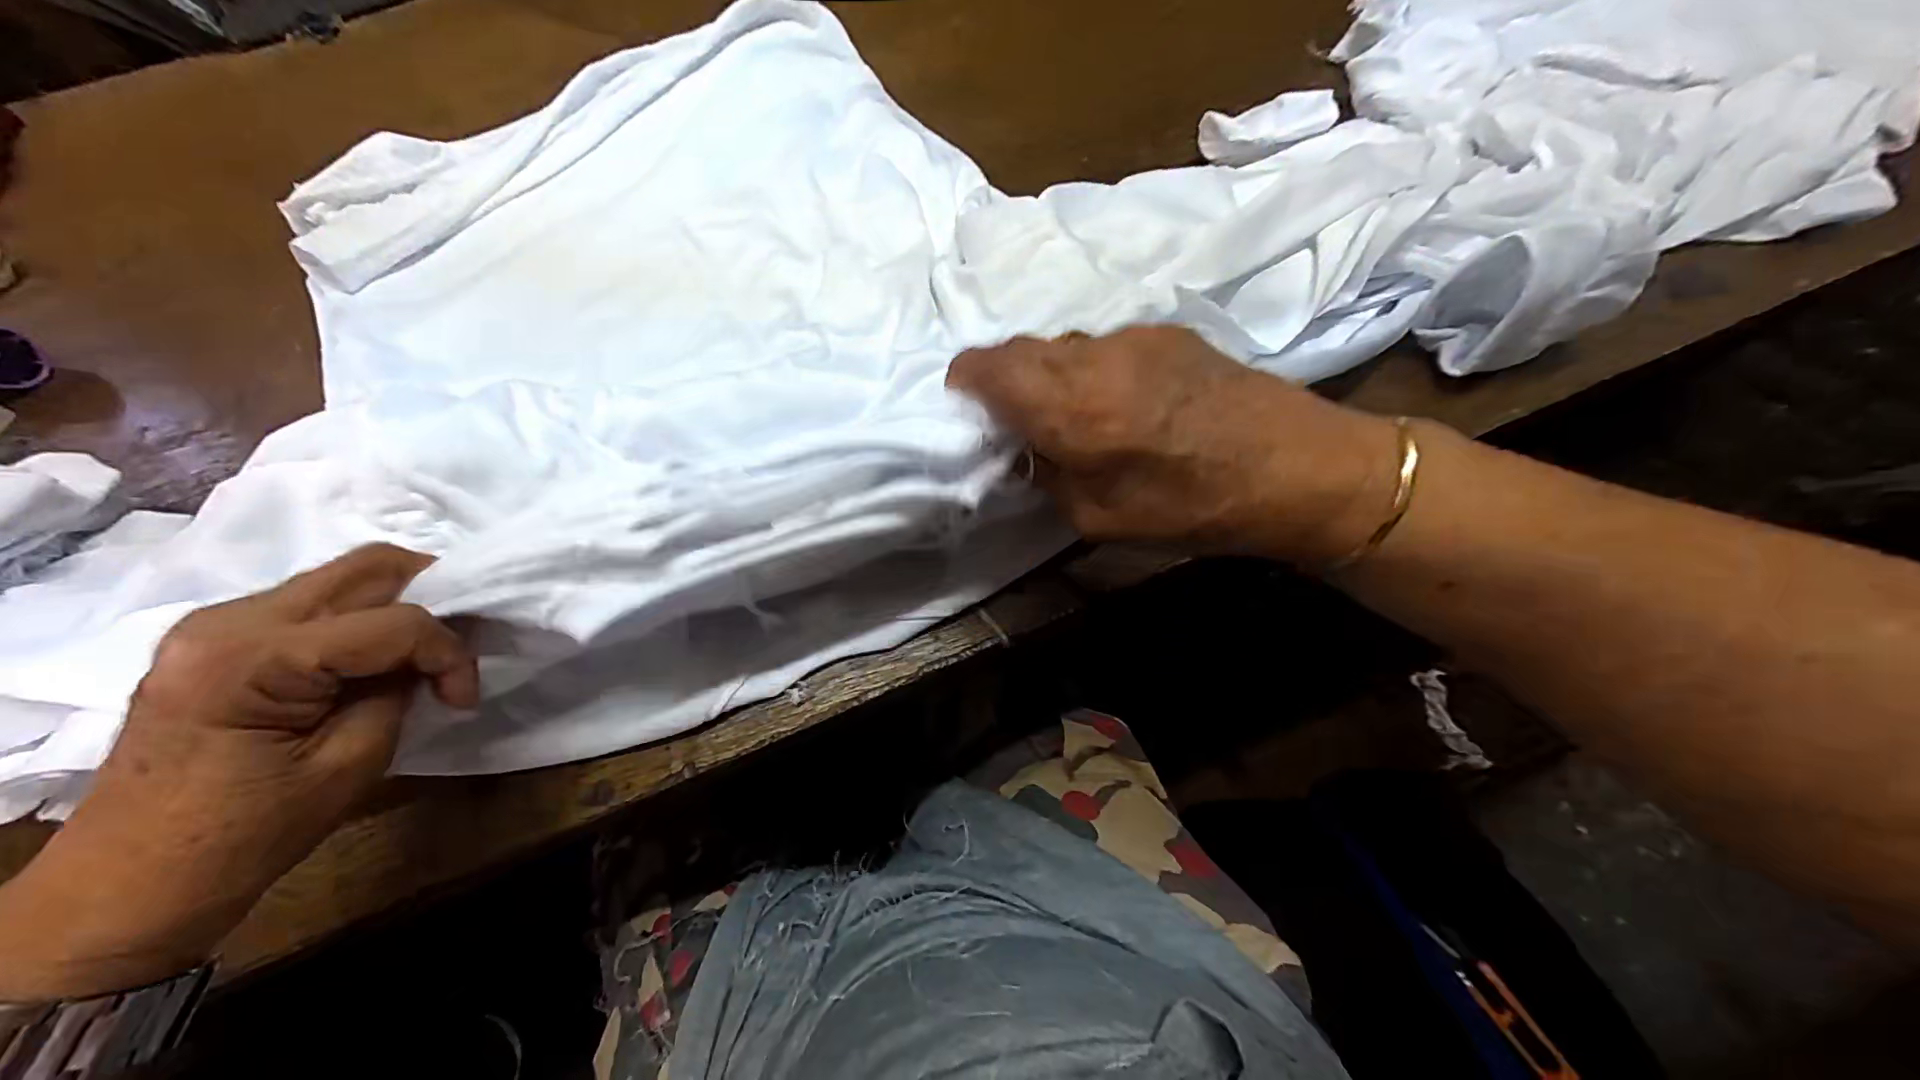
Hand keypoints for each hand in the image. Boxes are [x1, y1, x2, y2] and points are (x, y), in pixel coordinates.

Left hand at [0, 544, 477, 999]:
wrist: (129, 886)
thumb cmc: (244, 837)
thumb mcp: (353, 762)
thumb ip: (400, 690)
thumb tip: (437, 653)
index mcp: (252, 656)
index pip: (394, 620)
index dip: (449, 651)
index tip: (464, 698)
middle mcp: (227, 619)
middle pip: (369, 567)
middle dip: (436, 598)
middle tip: (462, 646)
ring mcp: (215, 623)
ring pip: (345, 577)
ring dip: (399, 608)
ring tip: (422, 658)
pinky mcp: (217, 637)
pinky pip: (316, 602)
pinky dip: (365, 620)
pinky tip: (377, 661)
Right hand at [948, 327, 1401, 563]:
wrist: (1296, 467)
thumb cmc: (1192, 509)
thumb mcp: (1097, 518)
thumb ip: (1046, 474)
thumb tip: (1024, 446)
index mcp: (1071, 406)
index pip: (988, 367)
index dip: (965, 382)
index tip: (965, 407)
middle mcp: (1093, 358)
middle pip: (1020, 348)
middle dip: (1003, 378)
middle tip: (1011, 417)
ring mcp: (1133, 337)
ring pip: (1063, 344)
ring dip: (1048, 373)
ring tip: (1069, 413)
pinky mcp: (1168, 331)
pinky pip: (1103, 345)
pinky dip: (1089, 368)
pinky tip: (1118, 401)